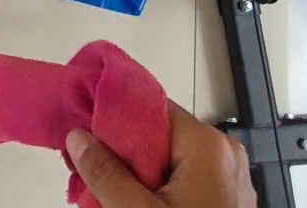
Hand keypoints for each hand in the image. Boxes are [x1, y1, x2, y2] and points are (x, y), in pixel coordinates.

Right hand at [66, 103, 257, 207]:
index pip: (150, 107)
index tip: (85, 134)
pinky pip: (185, 180)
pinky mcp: (227, 200)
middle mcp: (223, 152)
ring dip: (137, 174)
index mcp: (207, 144)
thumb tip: (77, 136)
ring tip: (108, 193)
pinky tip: (134, 204)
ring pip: (169, 160)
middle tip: (91, 171)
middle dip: (122, 153)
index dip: (114, 118)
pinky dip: (159, 189)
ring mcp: (229, 178)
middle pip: (159, 134)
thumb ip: (107, 175)